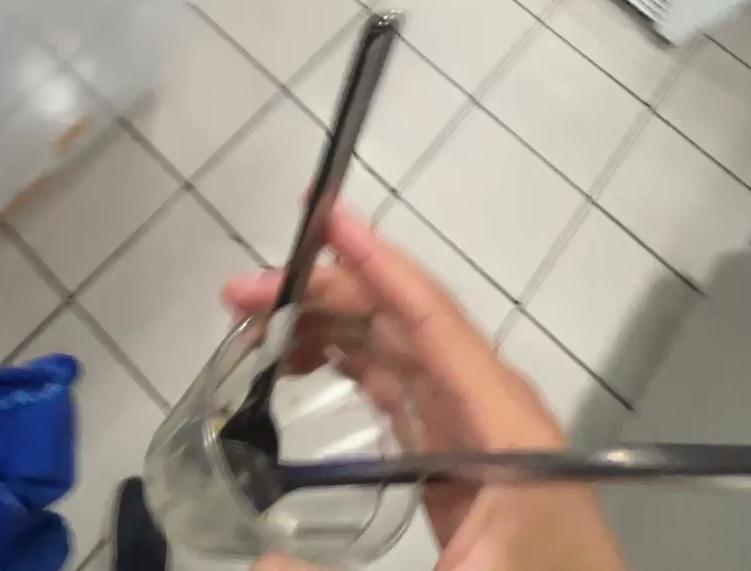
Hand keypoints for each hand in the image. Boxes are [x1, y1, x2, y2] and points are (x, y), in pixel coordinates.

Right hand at [223, 209, 625, 570]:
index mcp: (505, 428)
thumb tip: (261, 560)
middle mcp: (490, 408)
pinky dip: (347, 361)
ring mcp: (473, 427)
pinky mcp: (457, 452)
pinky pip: (396, 384)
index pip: (431, 319)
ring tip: (258, 325)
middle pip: (400, 323)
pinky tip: (305, 360)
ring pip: (392, 347)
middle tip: (244, 292)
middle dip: (322, 293)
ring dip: (327, 323)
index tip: (325, 214)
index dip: (376, 260)